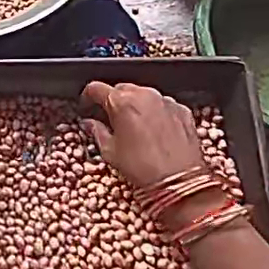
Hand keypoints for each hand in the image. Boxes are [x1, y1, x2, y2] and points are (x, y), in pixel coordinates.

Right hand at [80, 81, 207, 190]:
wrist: (179, 180)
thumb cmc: (144, 167)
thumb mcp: (110, 152)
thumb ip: (97, 131)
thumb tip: (90, 124)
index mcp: (122, 102)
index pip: (97, 88)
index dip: (88, 96)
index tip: (87, 104)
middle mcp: (144, 96)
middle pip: (121, 88)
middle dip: (113, 100)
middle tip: (109, 118)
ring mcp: (165, 101)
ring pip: (143, 94)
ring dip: (135, 105)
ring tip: (132, 126)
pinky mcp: (182, 110)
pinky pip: (162, 104)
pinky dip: (154, 112)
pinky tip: (152, 130)